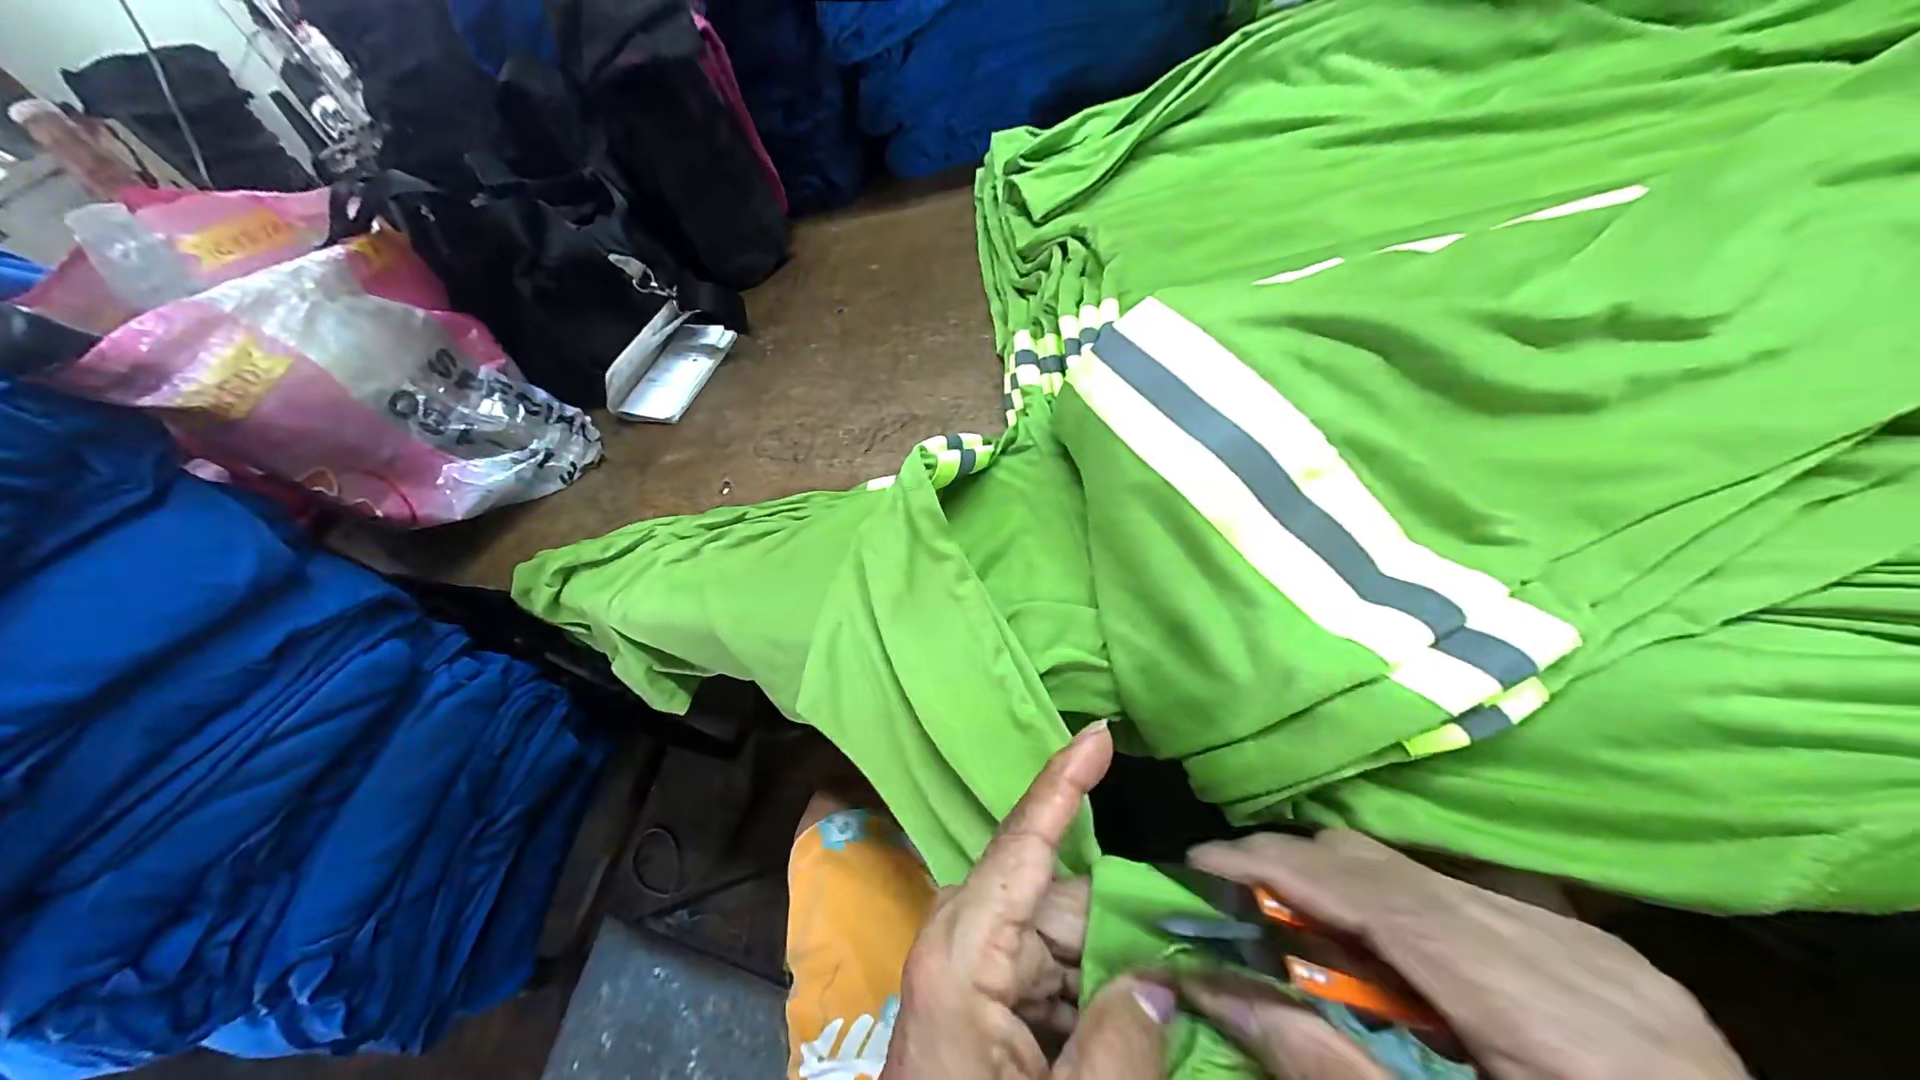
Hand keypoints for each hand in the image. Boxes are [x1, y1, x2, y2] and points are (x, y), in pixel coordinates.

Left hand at [884, 721, 1174, 1077]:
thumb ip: (1117, 1047)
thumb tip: (1157, 981)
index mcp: (963, 953)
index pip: (1021, 845)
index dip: (1062, 785)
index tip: (1097, 735)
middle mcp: (963, 942)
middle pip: (1057, 902)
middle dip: (1120, 924)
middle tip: (1187, 957)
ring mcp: (971, 969)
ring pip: (1061, 940)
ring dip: (1111, 970)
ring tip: (1162, 1003)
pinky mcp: (982, 998)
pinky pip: (1051, 973)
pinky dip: (1091, 995)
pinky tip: (1125, 1028)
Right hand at [1178, 830, 1749, 1079]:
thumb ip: (1324, 1065)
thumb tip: (1215, 990)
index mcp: (1540, 1005)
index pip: (1372, 890)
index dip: (1276, 864)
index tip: (1199, 860)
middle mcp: (1566, 949)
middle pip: (1389, 866)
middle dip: (1295, 870)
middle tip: (1233, 902)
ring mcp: (1592, 947)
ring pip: (1423, 875)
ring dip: (1346, 889)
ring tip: (1305, 934)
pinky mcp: (1605, 956)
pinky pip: (1470, 900)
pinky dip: (1404, 911)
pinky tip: (1398, 964)